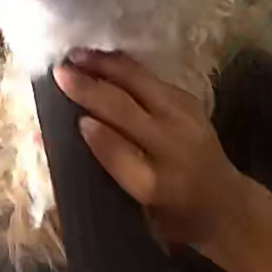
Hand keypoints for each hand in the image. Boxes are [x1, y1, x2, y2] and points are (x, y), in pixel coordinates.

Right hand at [53, 49, 261, 250]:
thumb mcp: (133, 208)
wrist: (226, 205)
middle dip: (90, 89)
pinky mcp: (190, 99)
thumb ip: (98, 170)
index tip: (75, 120)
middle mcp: (172, 147)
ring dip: (105, 65)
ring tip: (77, 55)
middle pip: (126, 110)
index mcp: (156, 186)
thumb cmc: (168, 216)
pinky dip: (123, 66)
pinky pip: (150, 77)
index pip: (120, 155)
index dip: (97, 137)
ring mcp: (184, 118)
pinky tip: (102, 58)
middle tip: (60, 73)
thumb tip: (46, 140)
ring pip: (139, 82)